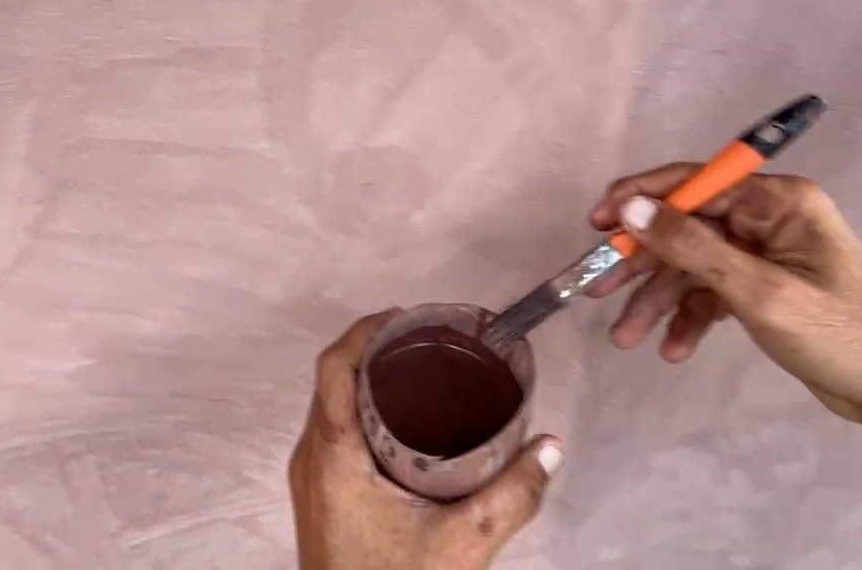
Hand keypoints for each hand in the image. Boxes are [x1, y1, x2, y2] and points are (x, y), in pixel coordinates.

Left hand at [289, 310, 563, 569]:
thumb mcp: (463, 545)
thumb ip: (511, 495)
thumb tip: (552, 446)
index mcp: (333, 453)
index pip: (333, 367)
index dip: (363, 331)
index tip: (405, 316)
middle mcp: (310, 455)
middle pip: (331, 380)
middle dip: (372, 350)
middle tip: (423, 341)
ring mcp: (309, 477)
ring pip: (331, 405)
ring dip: (364, 380)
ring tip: (417, 372)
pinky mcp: (317, 495)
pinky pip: (333, 430)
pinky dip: (360, 409)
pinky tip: (400, 422)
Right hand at [587, 164, 861, 424]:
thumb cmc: (845, 337)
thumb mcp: (761, 292)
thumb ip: (691, 247)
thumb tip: (630, 207)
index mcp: (776, 201)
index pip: (691, 183)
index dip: (639, 198)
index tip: (597, 223)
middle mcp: (766, 218)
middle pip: (683, 228)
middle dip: (641, 262)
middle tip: (598, 287)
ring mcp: (763, 253)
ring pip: (690, 265)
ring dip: (657, 299)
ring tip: (625, 336)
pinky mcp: (762, 287)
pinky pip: (710, 292)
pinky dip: (689, 318)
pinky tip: (672, 348)